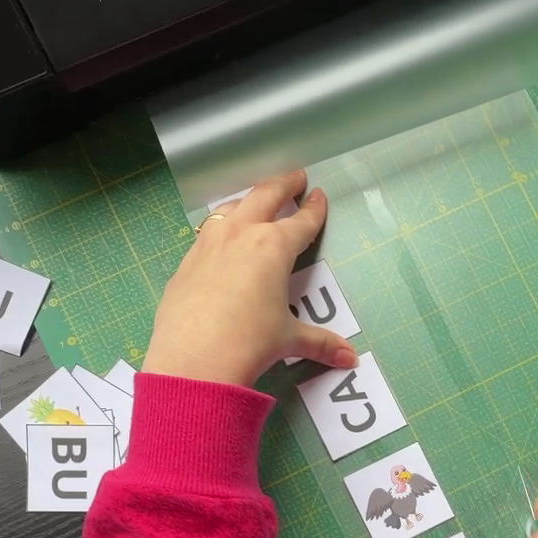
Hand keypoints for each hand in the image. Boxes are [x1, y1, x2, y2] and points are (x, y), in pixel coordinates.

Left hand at [142, 171, 358, 386]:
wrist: (194, 359)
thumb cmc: (249, 343)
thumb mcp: (288, 340)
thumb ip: (320, 343)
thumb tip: (350, 359)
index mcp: (273, 247)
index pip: (300, 222)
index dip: (314, 210)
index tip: (319, 196)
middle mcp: (240, 235)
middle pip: (264, 197)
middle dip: (283, 185)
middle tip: (295, 178)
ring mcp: (209, 244)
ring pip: (231, 208)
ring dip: (247, 200)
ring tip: (255, 201)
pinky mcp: (186, 262)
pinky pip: (207, 232)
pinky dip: (221, 226)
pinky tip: (220, 238)